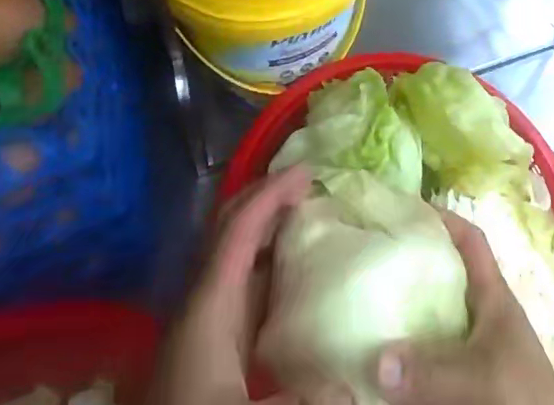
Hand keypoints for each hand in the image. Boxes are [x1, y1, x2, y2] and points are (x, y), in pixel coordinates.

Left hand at [153, 168, 329, 404]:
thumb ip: (299, 401)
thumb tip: (349, 389)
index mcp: (208, 304)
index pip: (239, 229)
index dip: (271, 194)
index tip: (307, 171)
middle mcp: (203, 299)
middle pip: (231, 228)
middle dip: (266, 196)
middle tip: (309, 183)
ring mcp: (205, 319)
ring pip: (235, 253)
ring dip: (267, 226)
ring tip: (308, 214)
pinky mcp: (210, 342)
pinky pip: (241, 281)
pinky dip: (267, 260)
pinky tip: (294, 273)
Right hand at [374, 212, 553, 404]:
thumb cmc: (522, 394)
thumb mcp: (481, 376)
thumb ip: (433, 369)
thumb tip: (378, 359)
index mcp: (493, 295)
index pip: (471, 241)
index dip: (445, 218)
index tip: (410, 207)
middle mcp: (483, 312)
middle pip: (447, 273)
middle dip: (416, 262)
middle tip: (379, 253)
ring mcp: (476, 343)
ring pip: (437, 313)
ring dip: (410, 307)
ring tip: (374, 297)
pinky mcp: (468, 374)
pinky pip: (433, 350)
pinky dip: (412, 350)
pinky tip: (387, 354)